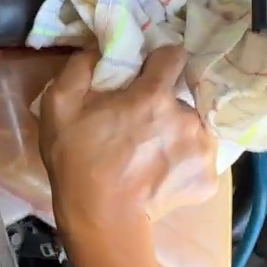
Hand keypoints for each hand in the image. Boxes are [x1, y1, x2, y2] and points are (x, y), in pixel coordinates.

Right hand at [37, 45, 218, 259]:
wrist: (102, 217)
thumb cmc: (76, 158)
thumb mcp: (58, 106)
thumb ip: (78, 68)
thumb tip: (98, 50)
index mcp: (153, 95)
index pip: (173, 56)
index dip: (157, 60)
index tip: (145, 72)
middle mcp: (187, 117)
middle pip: (181, 97)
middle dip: (162, 104)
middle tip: (137, 123)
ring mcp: (203, 150)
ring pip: (193, 127)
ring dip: (175, 132)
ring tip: (149, 151)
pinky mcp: (208, 178)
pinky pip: (197, 159)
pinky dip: (181, 162)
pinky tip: (159, 173)